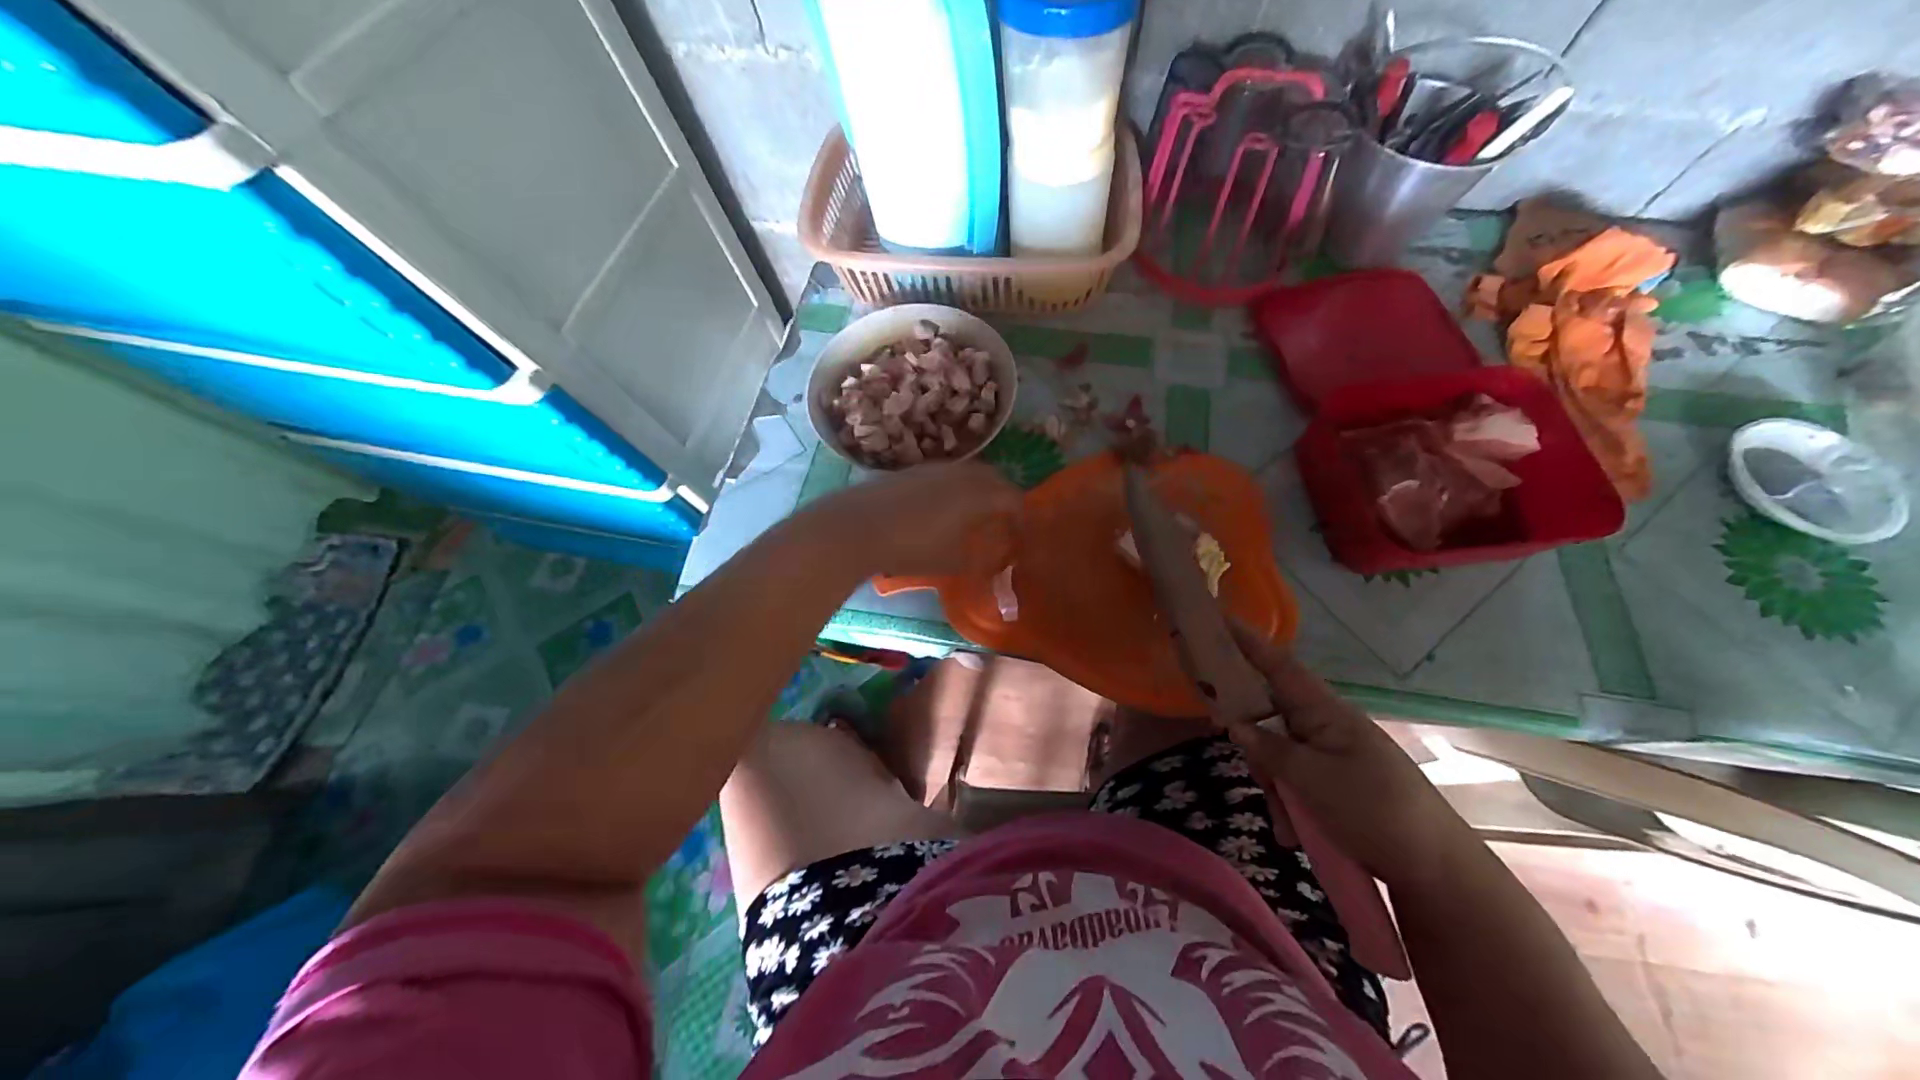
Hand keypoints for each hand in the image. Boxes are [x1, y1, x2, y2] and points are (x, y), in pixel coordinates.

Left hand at [803, 462, 1022, 579]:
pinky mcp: (909, 472)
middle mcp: (960, 473)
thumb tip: (994, 559)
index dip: (1022, 516)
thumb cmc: (912, 547)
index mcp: (978, 493)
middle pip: (993, 478)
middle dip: (1003, 497)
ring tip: (974, 516)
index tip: (1022, 534)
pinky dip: (954, 489)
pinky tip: (942, 510)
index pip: (1013, 498)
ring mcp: (932, 468)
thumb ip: (980, 559)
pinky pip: (945, 476)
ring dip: (978, 490)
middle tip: (1003, 520)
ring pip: (967, 474)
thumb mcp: (952, 562)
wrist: (856, 526)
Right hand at [1226, 622, 1471, 888]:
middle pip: (1270, 718)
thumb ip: (1269, 750)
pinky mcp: (1338, 785)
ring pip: (1280, 757)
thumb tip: (1235, 725)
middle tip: (1263, 781)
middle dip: (1257, 751)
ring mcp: (1334, 756)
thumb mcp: (1313, 782)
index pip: (1280, 666)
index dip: (1248, 642)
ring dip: (1276, 790)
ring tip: (1290, 826)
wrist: (1438, 871)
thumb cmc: (1376, 812)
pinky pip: (1297, 783)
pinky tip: (1297, 834)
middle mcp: (1327, 727)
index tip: (1219, 618)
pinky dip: (1291, 807)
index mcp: (1326, 713)